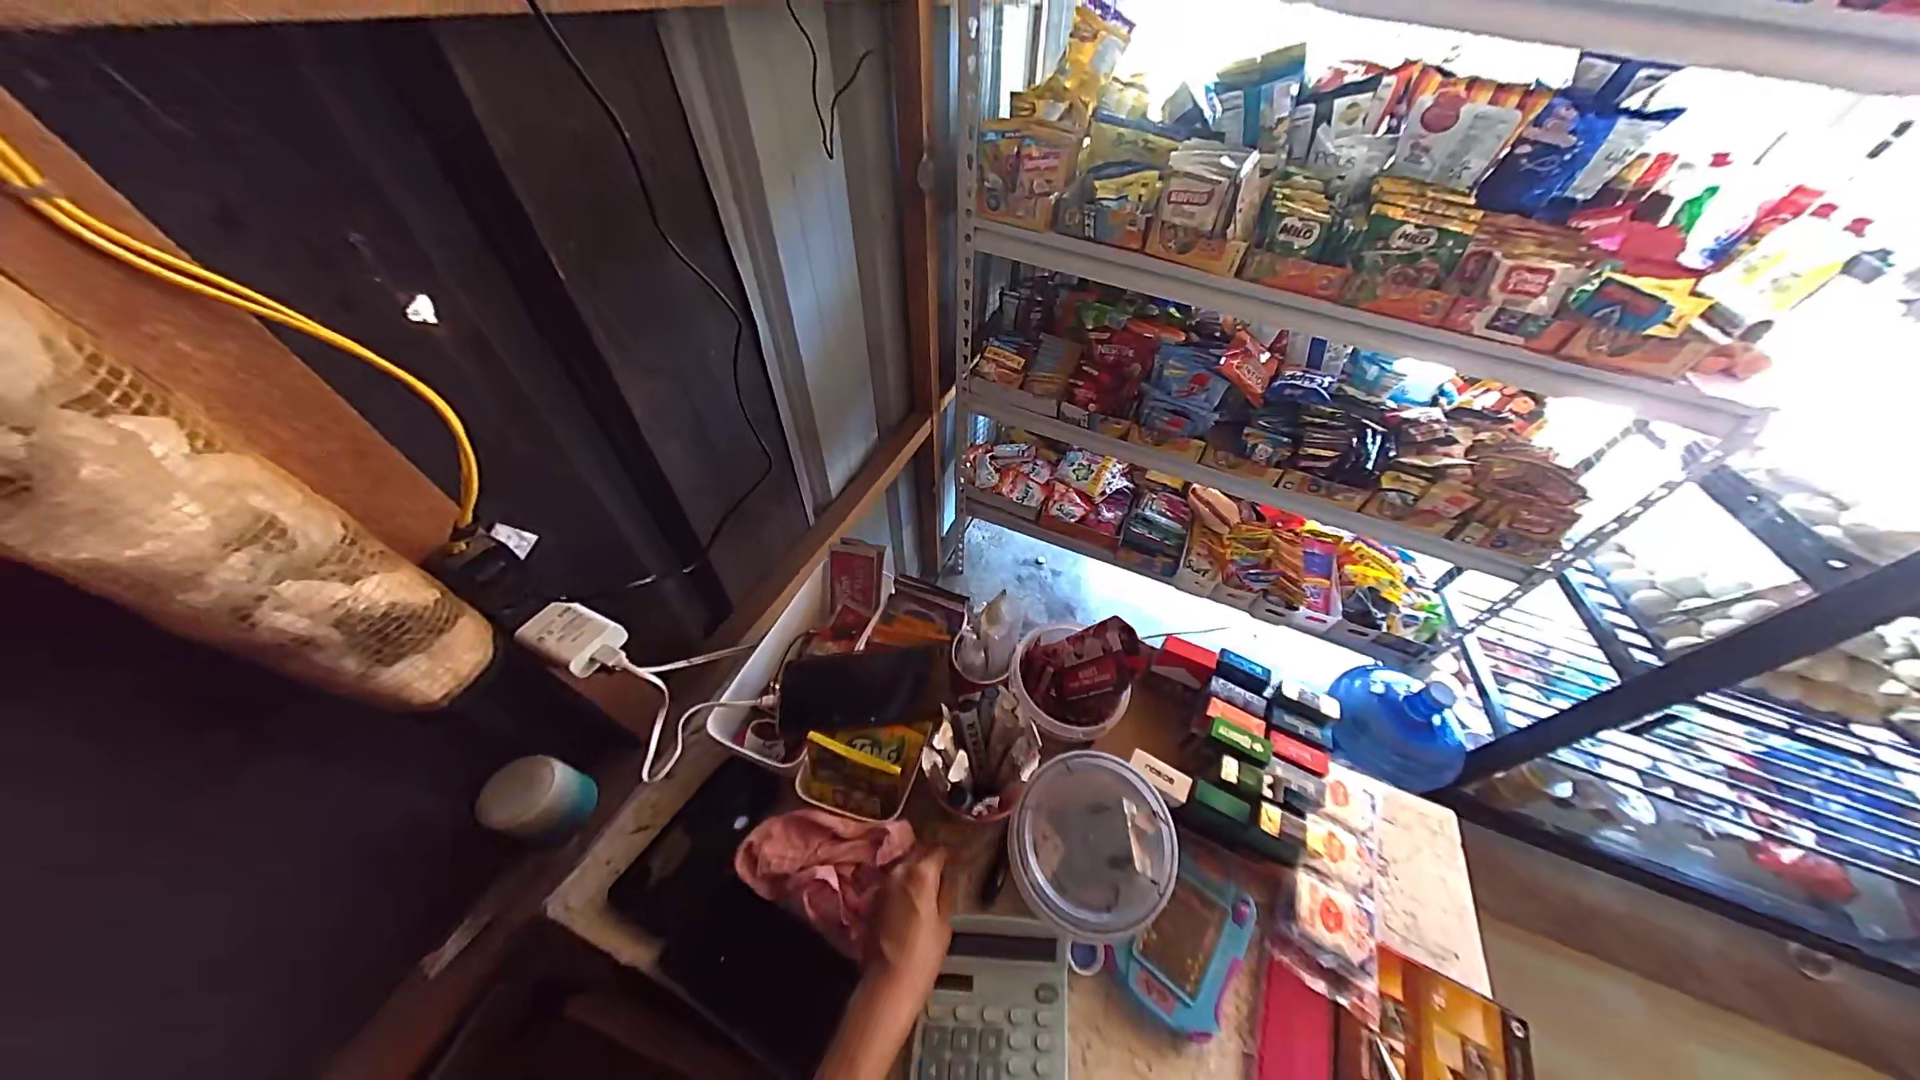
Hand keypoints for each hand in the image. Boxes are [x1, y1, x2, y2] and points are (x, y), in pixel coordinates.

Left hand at [867, 845, 951, 989]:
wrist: (888, 982)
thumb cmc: (923, 955)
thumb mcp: (945, 923)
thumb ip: (945, 894)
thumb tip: (945, 880)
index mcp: (921, 874)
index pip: (938, 851)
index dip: (949, 854)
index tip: (957, 859)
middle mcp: (899, 871)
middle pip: (917, 853)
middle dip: (930, 856)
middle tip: (942, 867)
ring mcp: (882, 883)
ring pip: (902, 865)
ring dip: (913, 868)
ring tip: (925, 881)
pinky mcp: (872, 898)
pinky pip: (890, 881)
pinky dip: (900, 883)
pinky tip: (908, 896)